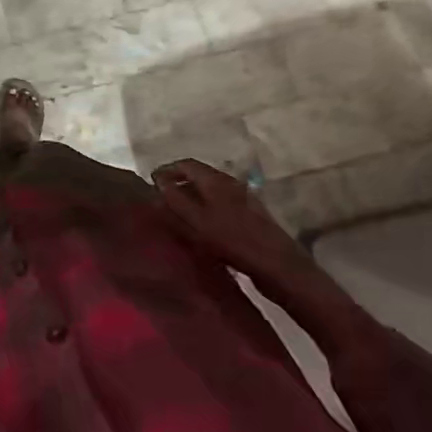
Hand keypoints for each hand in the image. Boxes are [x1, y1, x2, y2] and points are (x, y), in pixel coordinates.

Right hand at [153, 159, 306, 285]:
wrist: (280, 268)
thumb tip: (159, 181)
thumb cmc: (234, 242)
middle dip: (179, 181)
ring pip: (211, 190)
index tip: (151, 180)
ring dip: (193, 195)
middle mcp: (230, 183)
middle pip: (200, 175)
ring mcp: (244, 199)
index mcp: (216, 180)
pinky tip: (202, 226)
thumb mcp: (197, 222)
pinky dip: (206, 208)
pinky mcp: (252, 217)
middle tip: (161, 196)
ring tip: (178, 212)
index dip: (167, 169)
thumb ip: (175, 200)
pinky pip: (222, 204)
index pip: (186, 164)